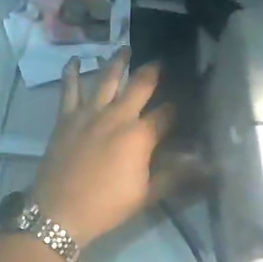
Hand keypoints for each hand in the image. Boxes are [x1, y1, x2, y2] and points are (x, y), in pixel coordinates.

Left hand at [31, 50, 170, 241]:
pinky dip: (71, 73)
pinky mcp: (66, 118)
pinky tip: (74, 60)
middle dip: (153, 72)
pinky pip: (69, 89)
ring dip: (118, 62)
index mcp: (140, 136)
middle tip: (161, 61)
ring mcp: (90, 113)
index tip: (185, 100)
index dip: (178, 107)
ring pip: (106, 78)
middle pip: (140, 85)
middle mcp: (117, 116)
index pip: (166, 114)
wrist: (59, 213)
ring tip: (125, 48)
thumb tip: (203, 162)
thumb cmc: (107, 206)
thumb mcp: (146, 194)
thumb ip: (174, 174)